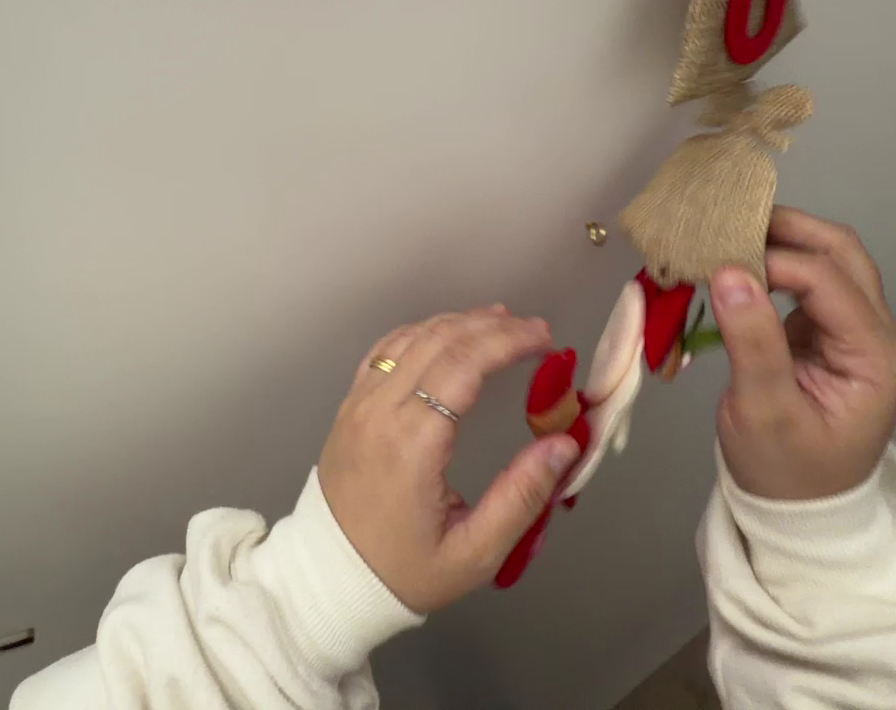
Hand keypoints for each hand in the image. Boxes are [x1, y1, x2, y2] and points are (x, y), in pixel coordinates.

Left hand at [318, 306, 582, 613]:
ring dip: (458, 322)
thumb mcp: (475, 552)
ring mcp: (359, 401)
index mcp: (413, 442)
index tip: (545, 338)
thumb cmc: (404, 569)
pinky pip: (385, 350)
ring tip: (500, 321)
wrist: (330, 574)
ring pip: (411, 338)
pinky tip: (447, 333)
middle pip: (440, 341)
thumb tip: (565, 444)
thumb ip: (522, 495)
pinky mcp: (349, 404)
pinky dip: (421, 332)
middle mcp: (380, 410)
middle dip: (492, 326)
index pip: (463, 366)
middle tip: (534, 329)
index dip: (507, 342)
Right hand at [710, 207, 895, 501]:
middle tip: (728, 222)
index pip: (826, 280)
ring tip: (729, 236)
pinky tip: (737, 263)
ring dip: (782, 239)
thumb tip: (728, 271)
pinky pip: (806, 280)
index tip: (714, 264)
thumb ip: (752, 340)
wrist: (797, 510)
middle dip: (787, 227)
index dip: (772, 261)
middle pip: (843, 253)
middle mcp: (874, 334)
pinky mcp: (823, 333)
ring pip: (830, 259)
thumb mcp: (764, 411)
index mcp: (873, 356)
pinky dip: (774, 261)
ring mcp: (851, 331)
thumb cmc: (783, 468)